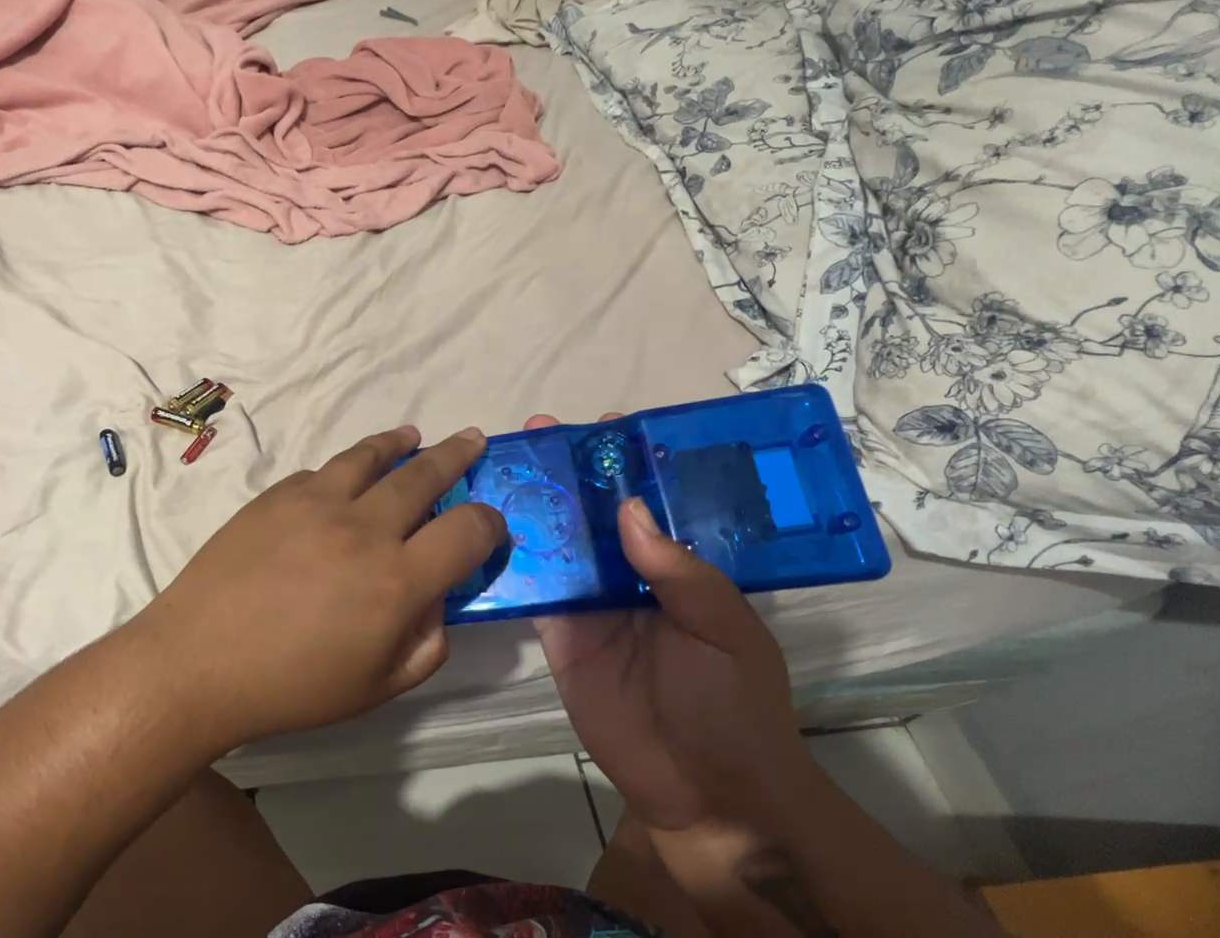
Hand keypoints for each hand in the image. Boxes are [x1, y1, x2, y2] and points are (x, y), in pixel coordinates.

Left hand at [128, 425, 506, 750]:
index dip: (490, 522)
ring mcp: (315, 503)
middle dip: (457, 456)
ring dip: (400, 444)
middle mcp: (363, 528)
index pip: (468, 530)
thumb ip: (427, 643)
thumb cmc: (292, 687)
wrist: (199, 661)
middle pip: (425, 475)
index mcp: (397, 580)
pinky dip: (344, 470)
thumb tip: (438, 598)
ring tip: (413, 436)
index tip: (490, 522)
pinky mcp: (276, 496)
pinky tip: (346, 478)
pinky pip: (321, 471)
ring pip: (370, 457)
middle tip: (472, 440)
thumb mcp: (378, 687)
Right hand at [527, 413, 808, 831]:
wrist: (704, 792)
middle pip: (598, 516)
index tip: (604, 426)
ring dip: (536, 505)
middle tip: (539, 430)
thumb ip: (681, 572)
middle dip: (571, 473)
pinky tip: (484, 524)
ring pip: (560, 545)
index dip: (631, 466)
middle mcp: (633, 579)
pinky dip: (510, 560)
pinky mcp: (559, 636)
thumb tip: (628, 509)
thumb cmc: (734, 707)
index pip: (654, 506)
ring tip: (506, 462)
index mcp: (683, 571)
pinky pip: (534, 592)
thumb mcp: (729, 633)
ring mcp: (592, 606)